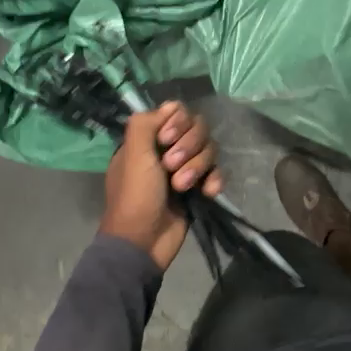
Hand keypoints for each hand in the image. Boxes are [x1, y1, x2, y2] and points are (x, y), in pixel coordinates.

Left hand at [99, 101, 223, 269]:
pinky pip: (217, 172)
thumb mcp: (133, 155)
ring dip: (197, 166)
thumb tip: (169, 108)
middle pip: (197, 127)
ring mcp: (185, 168)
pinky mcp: (199, 187)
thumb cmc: (134, 196)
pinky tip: (207, 193)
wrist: (143, 242)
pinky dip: (214, 181)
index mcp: (149, 139)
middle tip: (170, 166)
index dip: (178, 123)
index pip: (177, 111)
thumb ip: (146, 124)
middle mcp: (168, 149)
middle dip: (189, 146)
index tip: (166, 140)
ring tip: (182, 186)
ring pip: (209, 149)